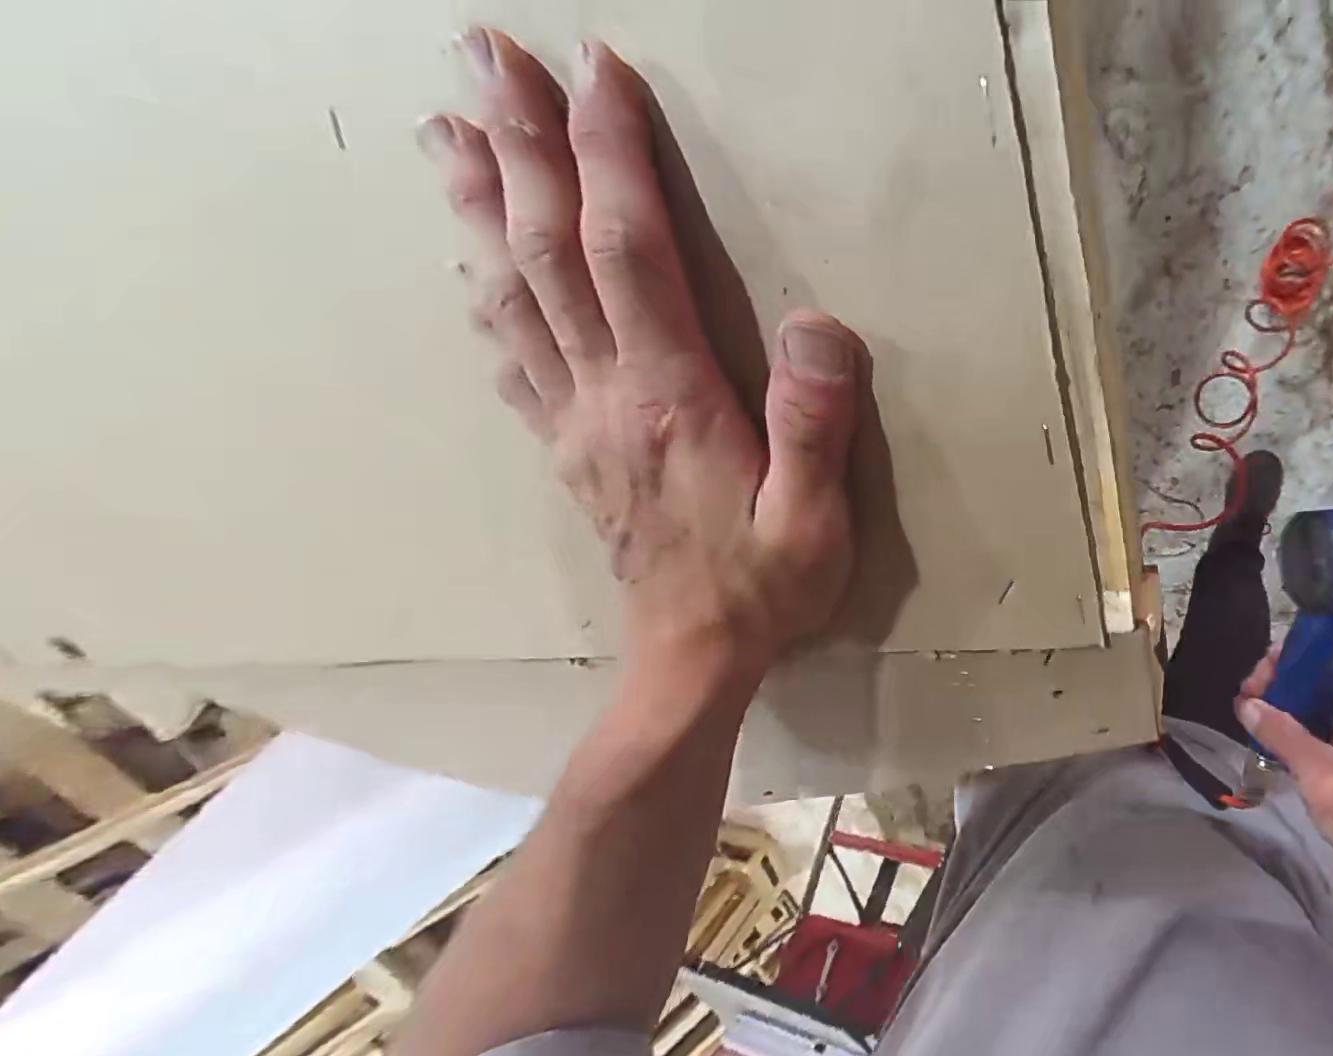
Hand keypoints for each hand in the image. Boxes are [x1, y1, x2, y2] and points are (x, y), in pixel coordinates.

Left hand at [419, 29, 865, 668]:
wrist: (694, 656)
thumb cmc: (763, 588)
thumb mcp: (814, 520)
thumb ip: (814, 428)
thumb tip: (818, 329)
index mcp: (671, 401)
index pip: (631, 257)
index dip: (612, 161)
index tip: (598, 76)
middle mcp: (607, 396)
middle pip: (549, 255)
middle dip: (521, 148)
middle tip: (484, 55)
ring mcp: (576, 423)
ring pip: (512, 297)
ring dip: (481, 207)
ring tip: (452, 131)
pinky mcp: (568, 451)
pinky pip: (513, 359)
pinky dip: (487, 296)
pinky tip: (472, 265)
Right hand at [1235, 663, 1332, 892]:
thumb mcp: (1319, 773)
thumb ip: (1280, 733)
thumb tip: (1246, 703)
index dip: (1293, 658)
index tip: (1258, 678)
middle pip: (1329, 676)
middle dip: (1285, 683)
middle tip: (1249, 700)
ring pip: (1329, 701)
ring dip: (1291, 707)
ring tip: (1255, 717)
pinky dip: (1306, 727)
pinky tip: (1277, 739)